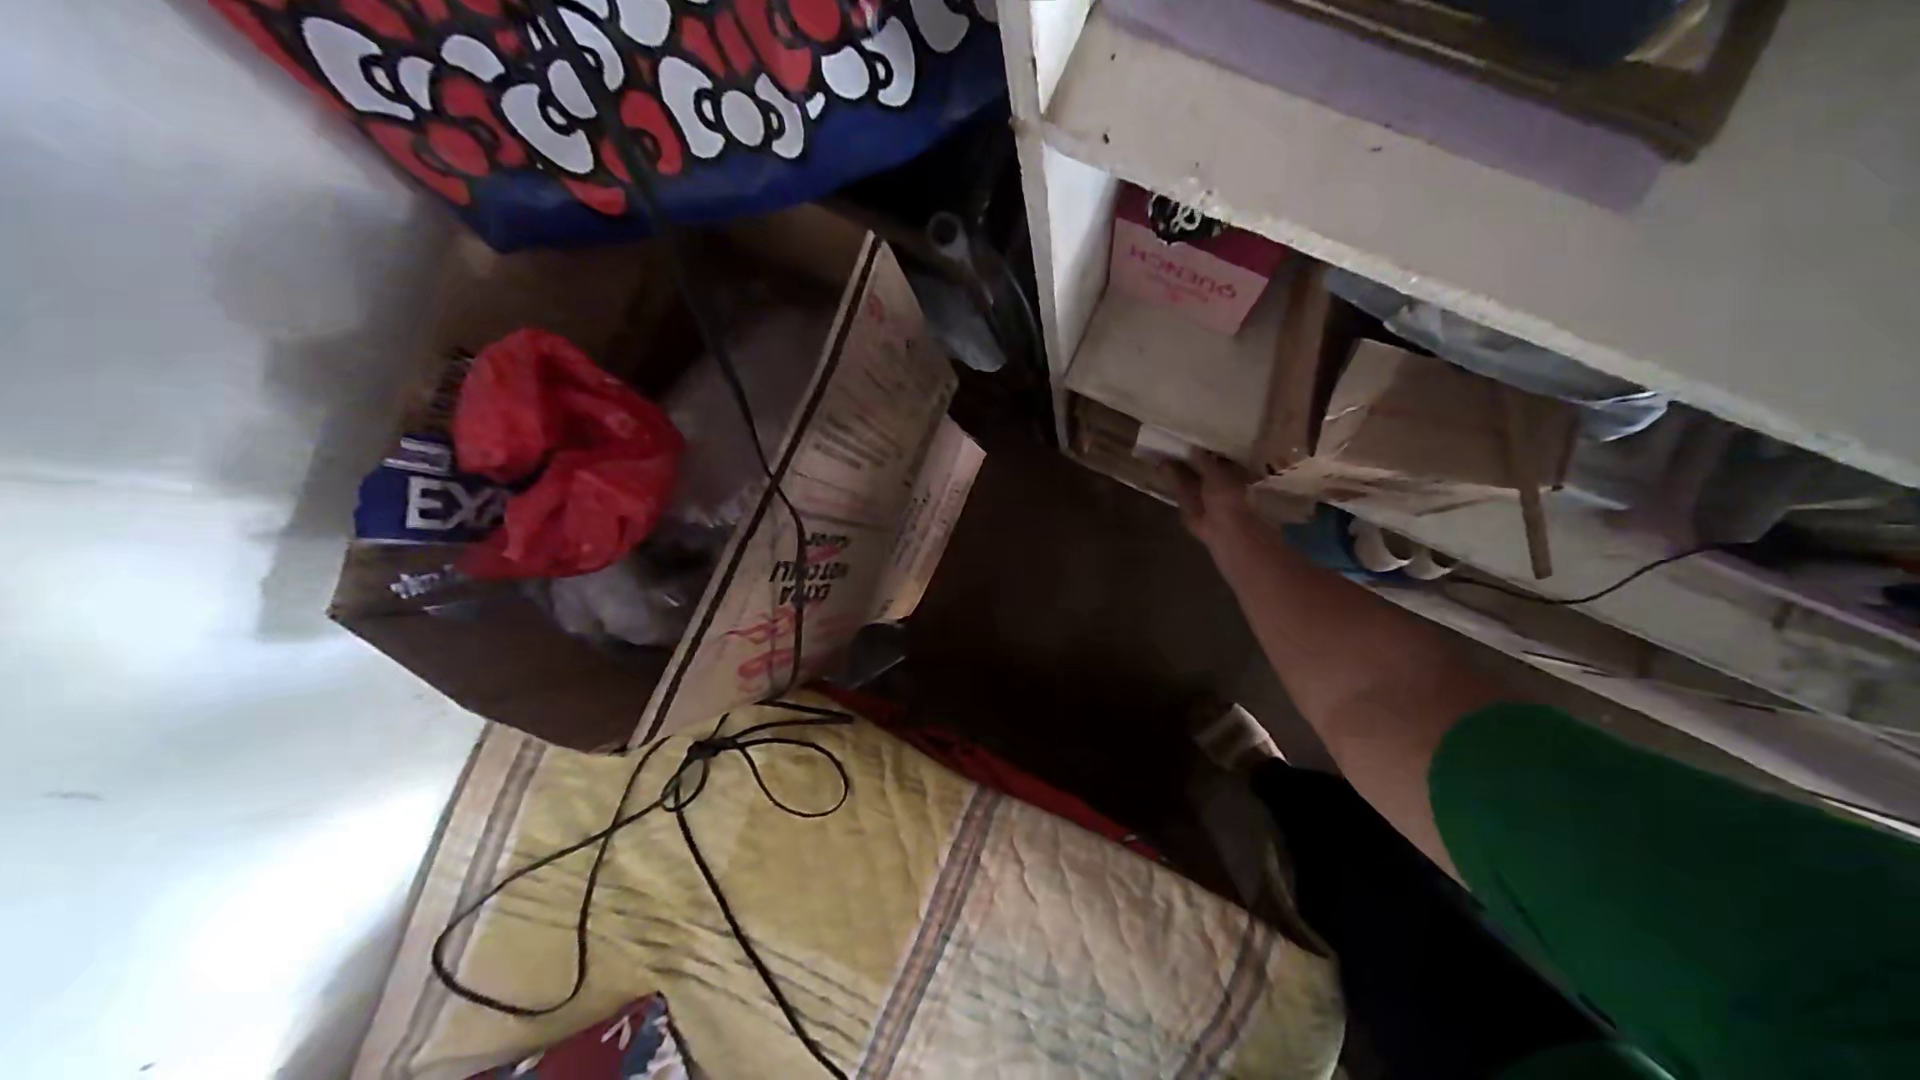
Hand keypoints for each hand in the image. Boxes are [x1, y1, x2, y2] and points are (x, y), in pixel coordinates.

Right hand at [1165, 453, 1263, 551]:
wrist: (1222, 528)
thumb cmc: (1227, 497)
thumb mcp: (1217, 474)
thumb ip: (1205, 461)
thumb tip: (1195, 449)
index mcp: (1233, 477)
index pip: (1220, 460)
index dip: (1209, 450)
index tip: (1196, 438)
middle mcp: (1218, 487)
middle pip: (1201, 470)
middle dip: (1189, 460)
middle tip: (1175, 444)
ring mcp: (1203, 498)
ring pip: (1189, 480)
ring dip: (1177, 469)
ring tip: (1164, 452)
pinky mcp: (1189, 507)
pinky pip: (1180, 491)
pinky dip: (1172, 480)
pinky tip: (1161, 467)